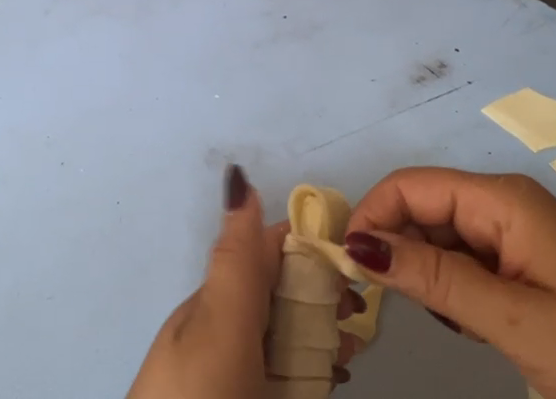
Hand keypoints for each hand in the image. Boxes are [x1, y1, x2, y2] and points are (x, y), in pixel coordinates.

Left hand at [127, 166, 360, 398]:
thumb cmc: (199, 396)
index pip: (265, 252)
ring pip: (282, 336)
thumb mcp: (220, 326)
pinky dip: (306, 370)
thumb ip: (235, 260)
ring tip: (347, 354)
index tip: (355, 264)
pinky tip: (326, 382)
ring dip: (318, 335)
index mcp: (213, 301)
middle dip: (321, 296)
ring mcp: (227, 369)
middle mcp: (218, 328)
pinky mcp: (237, 393)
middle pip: (278, 293)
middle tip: (355, 321)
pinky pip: (278, 372)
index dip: (309, 248)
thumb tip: (237, 178)